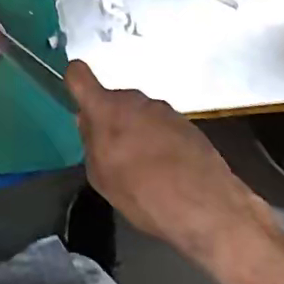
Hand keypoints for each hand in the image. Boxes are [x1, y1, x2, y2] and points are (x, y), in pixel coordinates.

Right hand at [64, 60, 283, 268]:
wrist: (209, 207)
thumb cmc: (144, 194)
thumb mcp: (100, 177)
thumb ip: (90, 143)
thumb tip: (90, 124)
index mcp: (106, 109)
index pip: (79, 75)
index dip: (74, 82)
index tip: (77, 99)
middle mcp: (135, 101)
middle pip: (113, 102)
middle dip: (111, 122)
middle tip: (115, 156)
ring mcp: (165, 111)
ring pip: (139, 115)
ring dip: (138, 134)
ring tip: (146, 172)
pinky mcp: (189, 125)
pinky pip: (163, 128)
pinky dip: (161, 144)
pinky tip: (168, 174)